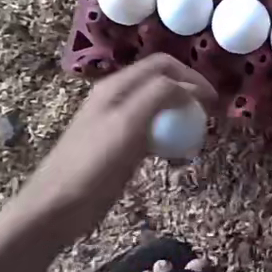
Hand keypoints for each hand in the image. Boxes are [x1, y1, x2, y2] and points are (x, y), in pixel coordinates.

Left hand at [3, 53, 218, 244]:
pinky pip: (151, 131)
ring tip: (198, 132)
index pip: (162, 65)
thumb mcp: (128, 123)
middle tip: (209, 115)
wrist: (58, 205)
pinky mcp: (119, 147)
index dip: (191, 76)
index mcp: (117, 86)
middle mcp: (117, 98)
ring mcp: (117, 123)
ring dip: (180, 114)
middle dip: (188, 92)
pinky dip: (169, 135)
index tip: (213, 99)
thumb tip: (190, 88)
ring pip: (157, 107)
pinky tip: (178, 152)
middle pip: (160, 82)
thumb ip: (159, 96)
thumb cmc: (92, 163)